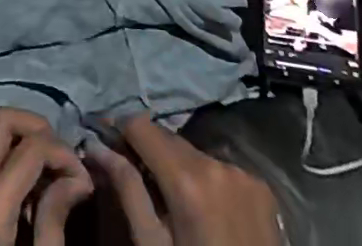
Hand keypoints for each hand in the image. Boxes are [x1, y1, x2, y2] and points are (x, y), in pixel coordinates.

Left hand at [0, 108, 93, 245]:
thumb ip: (55, 217)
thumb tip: (77, 177)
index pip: (32, 146)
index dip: (64, 153)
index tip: (83, 178)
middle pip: (2, 120)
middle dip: (40, 128)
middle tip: (63, 158)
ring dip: (28, 139)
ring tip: (53, 171)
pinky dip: (16, 154)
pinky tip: (36, 184)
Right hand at [86, 115, 280, 245]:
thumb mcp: (152, 244)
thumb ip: (128, 190)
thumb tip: (99, 148)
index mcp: (187, 179)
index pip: (143, 127)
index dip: (122, 129)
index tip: (107, 138)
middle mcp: (217, 163)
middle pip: (171, 139)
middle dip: (149, 149)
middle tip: (133, 170)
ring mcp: (244, 173)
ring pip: (197, 154)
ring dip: (179, 166)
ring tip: (172, 197)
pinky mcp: (261, 186)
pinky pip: (223, 170)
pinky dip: (207, 180)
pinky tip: (206, 208)